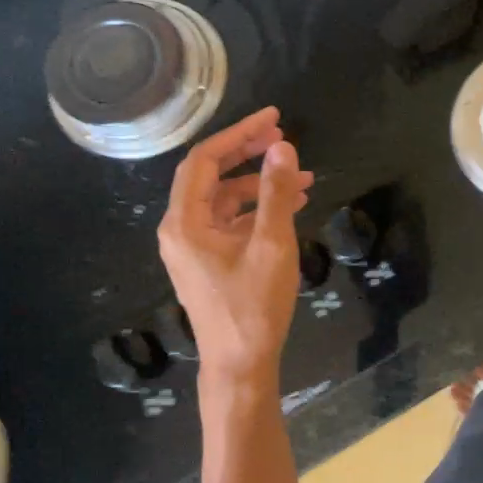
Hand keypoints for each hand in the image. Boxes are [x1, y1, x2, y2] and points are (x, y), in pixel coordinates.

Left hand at [157, 107, 314, 387]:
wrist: (240, 363)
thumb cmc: (253, 305)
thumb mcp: (272, 245)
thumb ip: (277, 194)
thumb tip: (283, 148)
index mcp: (184, 223)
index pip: (204, 161)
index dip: (239, 134)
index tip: (275, 119)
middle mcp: (180, 229)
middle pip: (210, 175)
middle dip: (248, 154)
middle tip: (285, 139)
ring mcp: (193, 246)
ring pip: (224, 198)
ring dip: (260, 183)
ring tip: (302, 179)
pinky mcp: (208, 260)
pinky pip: (230, 220)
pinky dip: (258, 208)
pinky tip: (290, 207)